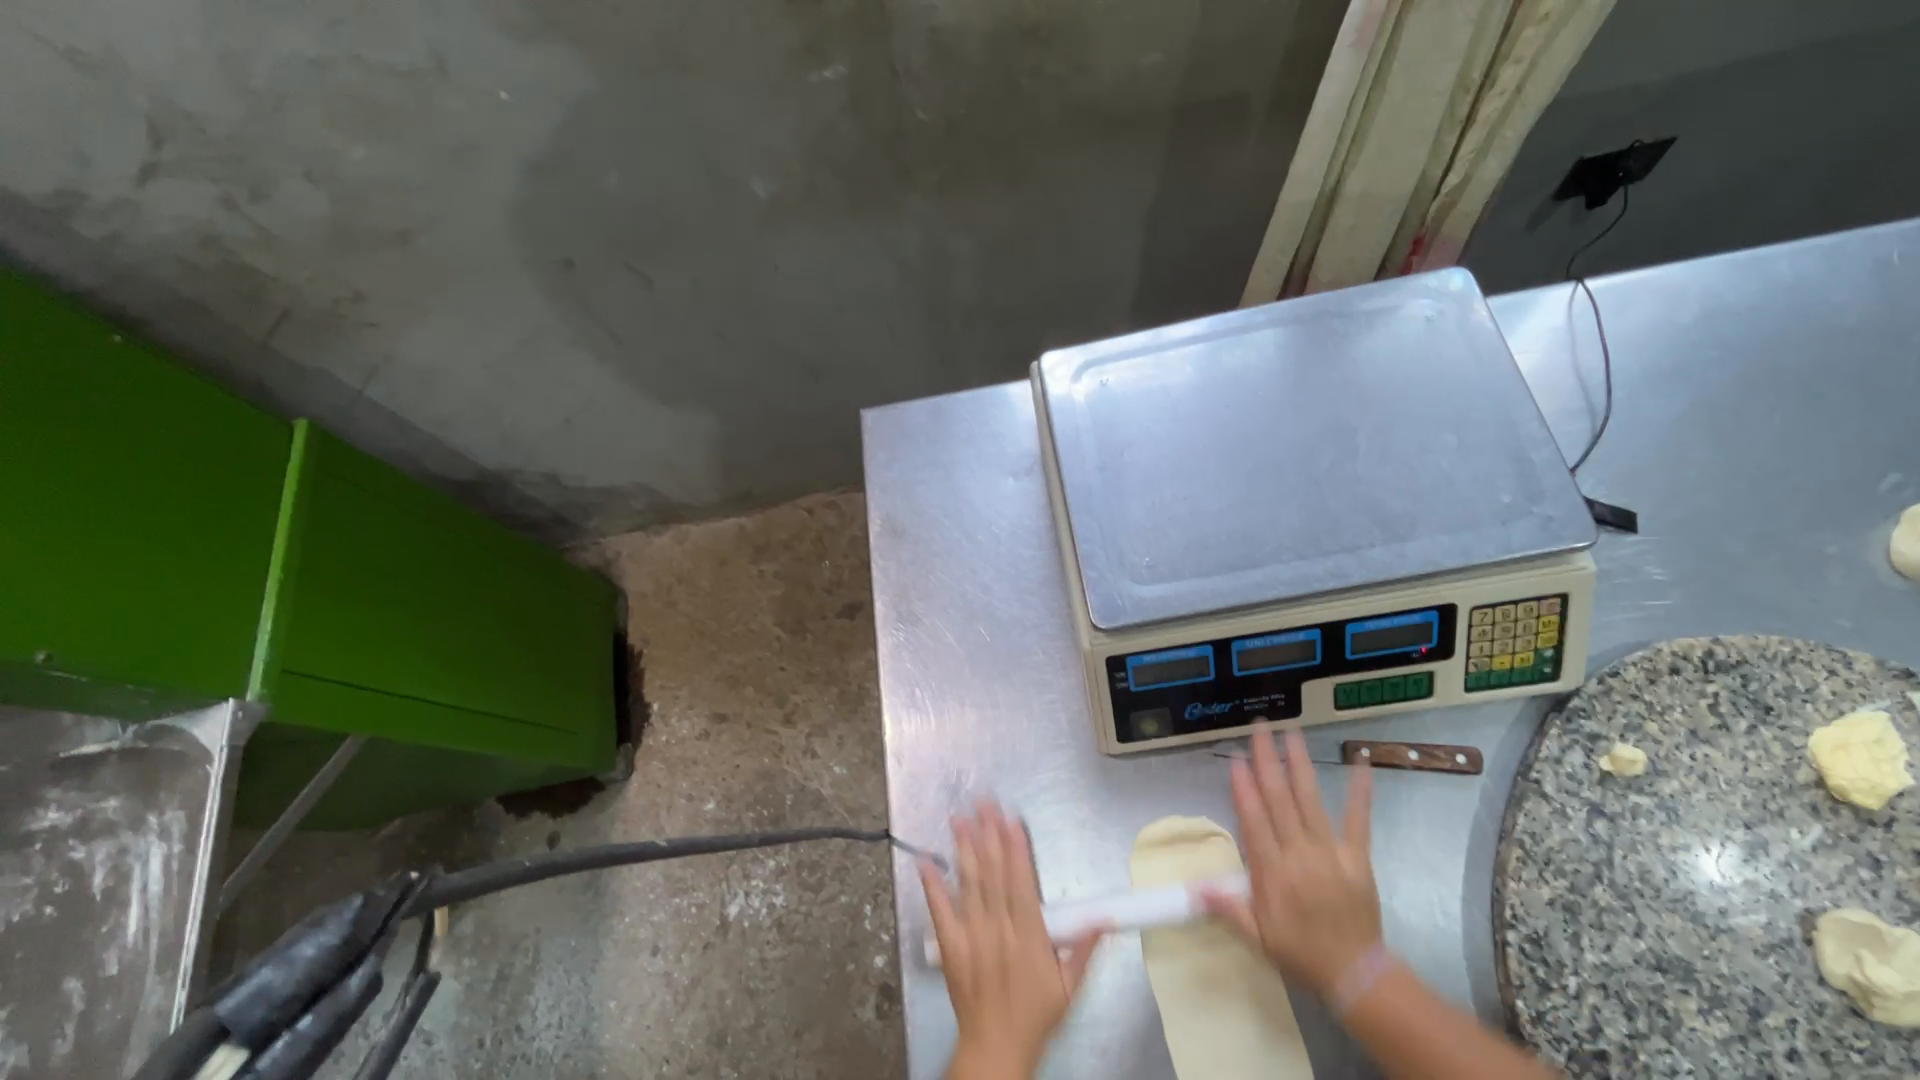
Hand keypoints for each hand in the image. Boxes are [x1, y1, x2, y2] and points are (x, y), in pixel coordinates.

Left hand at [922, 801, 1104, 1078]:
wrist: (996, 1047)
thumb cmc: (1036, 1015)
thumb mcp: (1070, 987)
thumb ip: (1085, 949)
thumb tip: (1106, 918)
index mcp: (1028, 936)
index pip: (1021, 882)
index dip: (1017, 849)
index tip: (1012, 820)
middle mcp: (998, 929)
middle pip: (994, 874)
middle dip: (989, 836)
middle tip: (983, 803)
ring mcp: (971, 936)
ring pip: (968, 885)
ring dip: (964, 849)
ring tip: (959, 819)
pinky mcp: (950, 946)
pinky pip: (940, 911)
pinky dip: (933, 886)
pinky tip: (926, 860)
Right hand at [1204, 727, 1383, 995]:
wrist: (1355, 972)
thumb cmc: (1299, 952)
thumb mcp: (1256, 936)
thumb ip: (1228, 908)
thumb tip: (1195, 886)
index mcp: (1272, 872)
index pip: (1253, 820)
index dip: (1243, 788)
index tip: (1237, 759)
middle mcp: (1299, 854)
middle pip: (1279, 800)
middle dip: (1267, 761)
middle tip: (1259, 728)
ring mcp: (1330, 852)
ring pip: (1310, 800)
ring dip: (1299, 764)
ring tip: (1291, 733)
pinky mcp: (1357, 856)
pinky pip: (1359, 818)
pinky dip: (1359, 790)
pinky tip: (1359, 762)